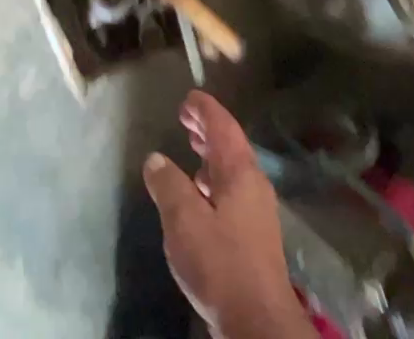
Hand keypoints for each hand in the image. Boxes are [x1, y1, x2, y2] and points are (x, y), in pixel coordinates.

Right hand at [143, 91, 313, 338]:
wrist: (257, 318)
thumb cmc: (219, 261)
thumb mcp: (183, 220)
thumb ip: (168, 185)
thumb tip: (156, 159)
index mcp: (239, 172)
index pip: (223, 127)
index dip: (205, 109)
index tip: (189, 97)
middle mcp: (253, 184)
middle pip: (230, 145)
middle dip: (208, 129)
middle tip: (186, 117)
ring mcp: (257, 209)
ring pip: (232, 169)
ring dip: (211, 154)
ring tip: (191, 148)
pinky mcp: (254, 232)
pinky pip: (232, 189)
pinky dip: (214, 179)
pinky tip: (200, 193)